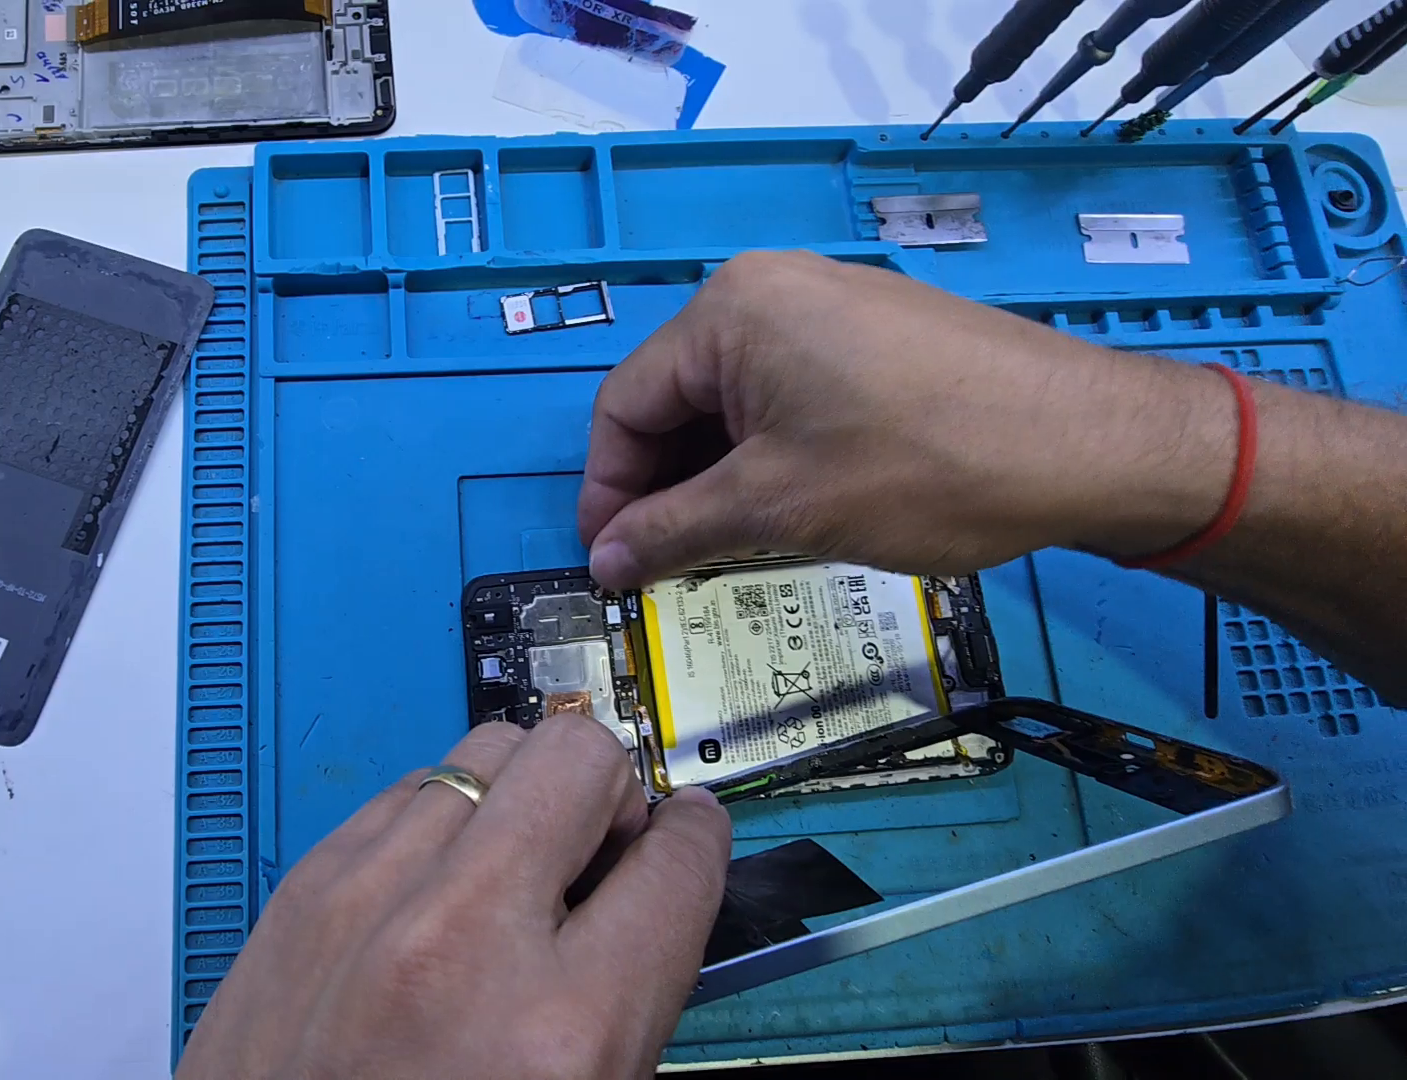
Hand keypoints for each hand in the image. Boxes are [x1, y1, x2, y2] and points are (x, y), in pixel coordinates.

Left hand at [175, 715, 731, 1079]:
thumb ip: (627, 983)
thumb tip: (646, 872)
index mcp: (559, 1034)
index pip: (674, 865)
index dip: (695, 838)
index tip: (684, 831)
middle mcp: (461, 936)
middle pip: (577, 756)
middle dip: (607, 788)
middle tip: (592, 844)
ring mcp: (372, 889)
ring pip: (492, 745)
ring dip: (524, 790)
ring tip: (511, 854)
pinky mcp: (310, 874)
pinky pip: (414, 784)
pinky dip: (449, 811)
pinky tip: (438, 871)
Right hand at [579, 250, 1236, 587]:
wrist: (1106, 448)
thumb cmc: (921, 468)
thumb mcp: (775, 506)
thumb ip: (670, 531)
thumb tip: (601, 563)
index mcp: (728, 311)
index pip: (625, 405)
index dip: (606, 487)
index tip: (608, 556)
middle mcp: (763, 293)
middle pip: (670, 404)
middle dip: (656, 486)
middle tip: (659, 559)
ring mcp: (817, 310)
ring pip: (721, 407)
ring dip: (703, 479)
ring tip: (711, 544)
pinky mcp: (859, 338)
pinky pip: (771, 399)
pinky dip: (751, 458)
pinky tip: (764, 507)